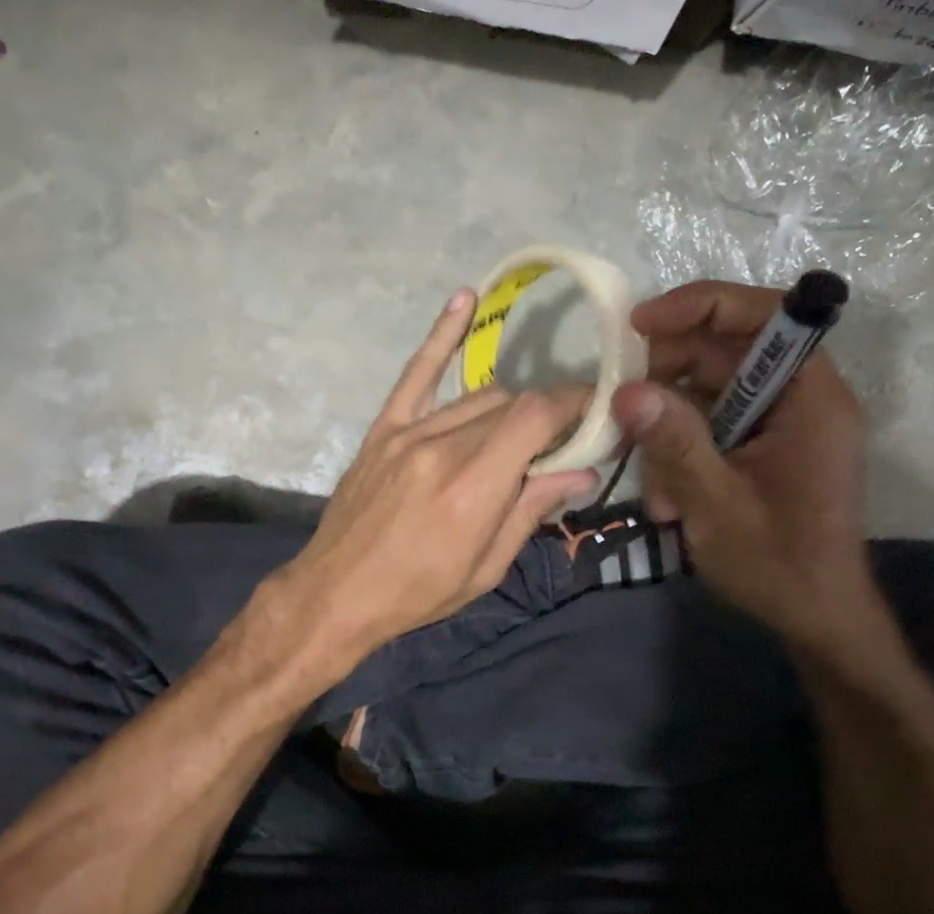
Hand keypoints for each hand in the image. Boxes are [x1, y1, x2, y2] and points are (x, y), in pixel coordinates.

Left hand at [276, 289, 597, 658]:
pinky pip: (415, 374)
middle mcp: (443, 447)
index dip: (575, 404)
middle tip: (558, 441)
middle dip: (545, 415)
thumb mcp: (486, 567)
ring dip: (508, 408)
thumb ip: (532, 510)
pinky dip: (442, 336)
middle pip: (512, 404)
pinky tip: (465, 299)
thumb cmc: (418, 592)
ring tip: (520, 432)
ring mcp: (408, 433)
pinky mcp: (382, 430)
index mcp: (474, 486)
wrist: (337, 593)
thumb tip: (582, 471)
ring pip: (477, 397)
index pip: (538, 416)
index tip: (596, 410)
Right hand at [613, 280, 872, 642]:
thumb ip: (675, 444)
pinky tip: (667, 498)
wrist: (818, 619)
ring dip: (669, 428)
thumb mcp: (717, 504)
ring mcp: (784, 424)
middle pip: (728, 352)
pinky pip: (715, 425)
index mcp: (811, 398)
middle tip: (622, 414)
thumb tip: (626, 391)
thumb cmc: (779, 564)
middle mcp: (802, 398)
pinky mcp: (767, 448)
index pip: (765, 316)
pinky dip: (683, 451)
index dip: (700, 307)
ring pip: (711, 392)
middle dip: (668, 381)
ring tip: (653, 485)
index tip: (638, 326)